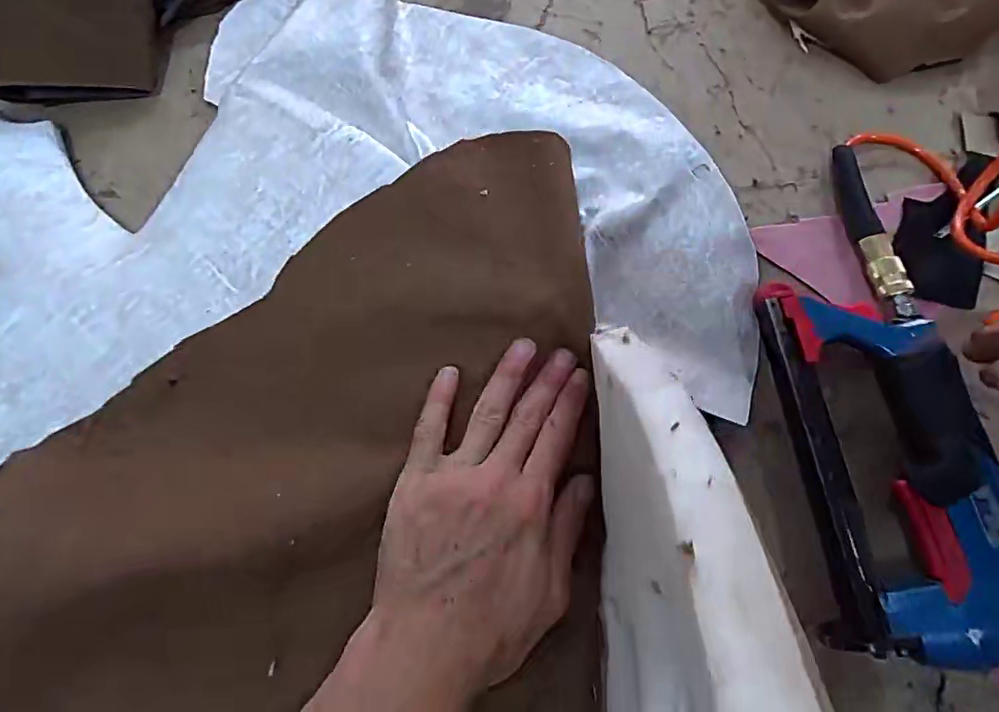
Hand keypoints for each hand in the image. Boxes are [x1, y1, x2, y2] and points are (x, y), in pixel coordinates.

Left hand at [306, 339, 595, 711]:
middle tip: (561, 351)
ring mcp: (452, 477)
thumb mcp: (551, 590)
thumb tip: (585, 481)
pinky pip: (427, 434)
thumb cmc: (492, 627)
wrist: (419, 650)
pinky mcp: (413, 486)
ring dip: (507, 377)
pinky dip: (439, 401)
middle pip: (528, 416)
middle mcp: (495, 478)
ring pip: (486, 413)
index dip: (571, 401)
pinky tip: (449, 373)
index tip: (580, 375)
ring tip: (522, 347)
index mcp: (531, 501)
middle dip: (548, 380)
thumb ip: (568, 530)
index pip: (557, 435)